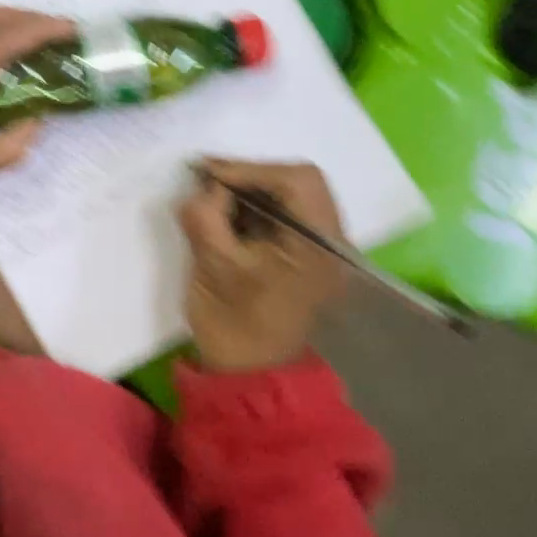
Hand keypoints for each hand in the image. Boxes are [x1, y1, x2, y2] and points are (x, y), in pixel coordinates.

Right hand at [179, 158, 348, 373]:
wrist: (248, 368)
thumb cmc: (232, 321)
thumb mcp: (211, 263)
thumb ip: (206, 215)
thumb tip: (205, 185)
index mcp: (318, 247)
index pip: (298, 181)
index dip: (250, 169)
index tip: (208, 175)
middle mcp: (330, 241)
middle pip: (299, 180)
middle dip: (250, 174)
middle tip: (207, 178)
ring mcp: (318, 245)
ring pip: (291, 190)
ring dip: (251, 185)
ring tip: (213, 192)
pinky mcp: (302, 250)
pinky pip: (284, 208)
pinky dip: (254, 200)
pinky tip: (226, 209)